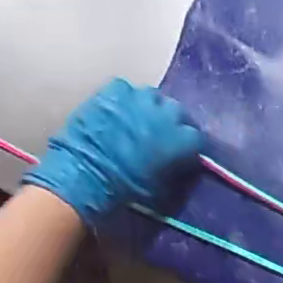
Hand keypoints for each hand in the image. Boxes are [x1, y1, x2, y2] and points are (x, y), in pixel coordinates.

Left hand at [22, 80, 203, 224]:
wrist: (86, 177)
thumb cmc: (127, 191)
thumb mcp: (162, 189)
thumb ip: (176, 172)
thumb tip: (180, 164)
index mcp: (182, 139)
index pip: (196, 137)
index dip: (187, 146)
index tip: (181, 153)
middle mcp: (167, 113)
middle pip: (176, 112)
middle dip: (170, 123)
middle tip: (158, 136)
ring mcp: (140, 98)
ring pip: (152, 97)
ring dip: (148, 109)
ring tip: (136, 121)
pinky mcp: (114, 90)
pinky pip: (125, 90)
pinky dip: (123, 100)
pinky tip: (116, 112)